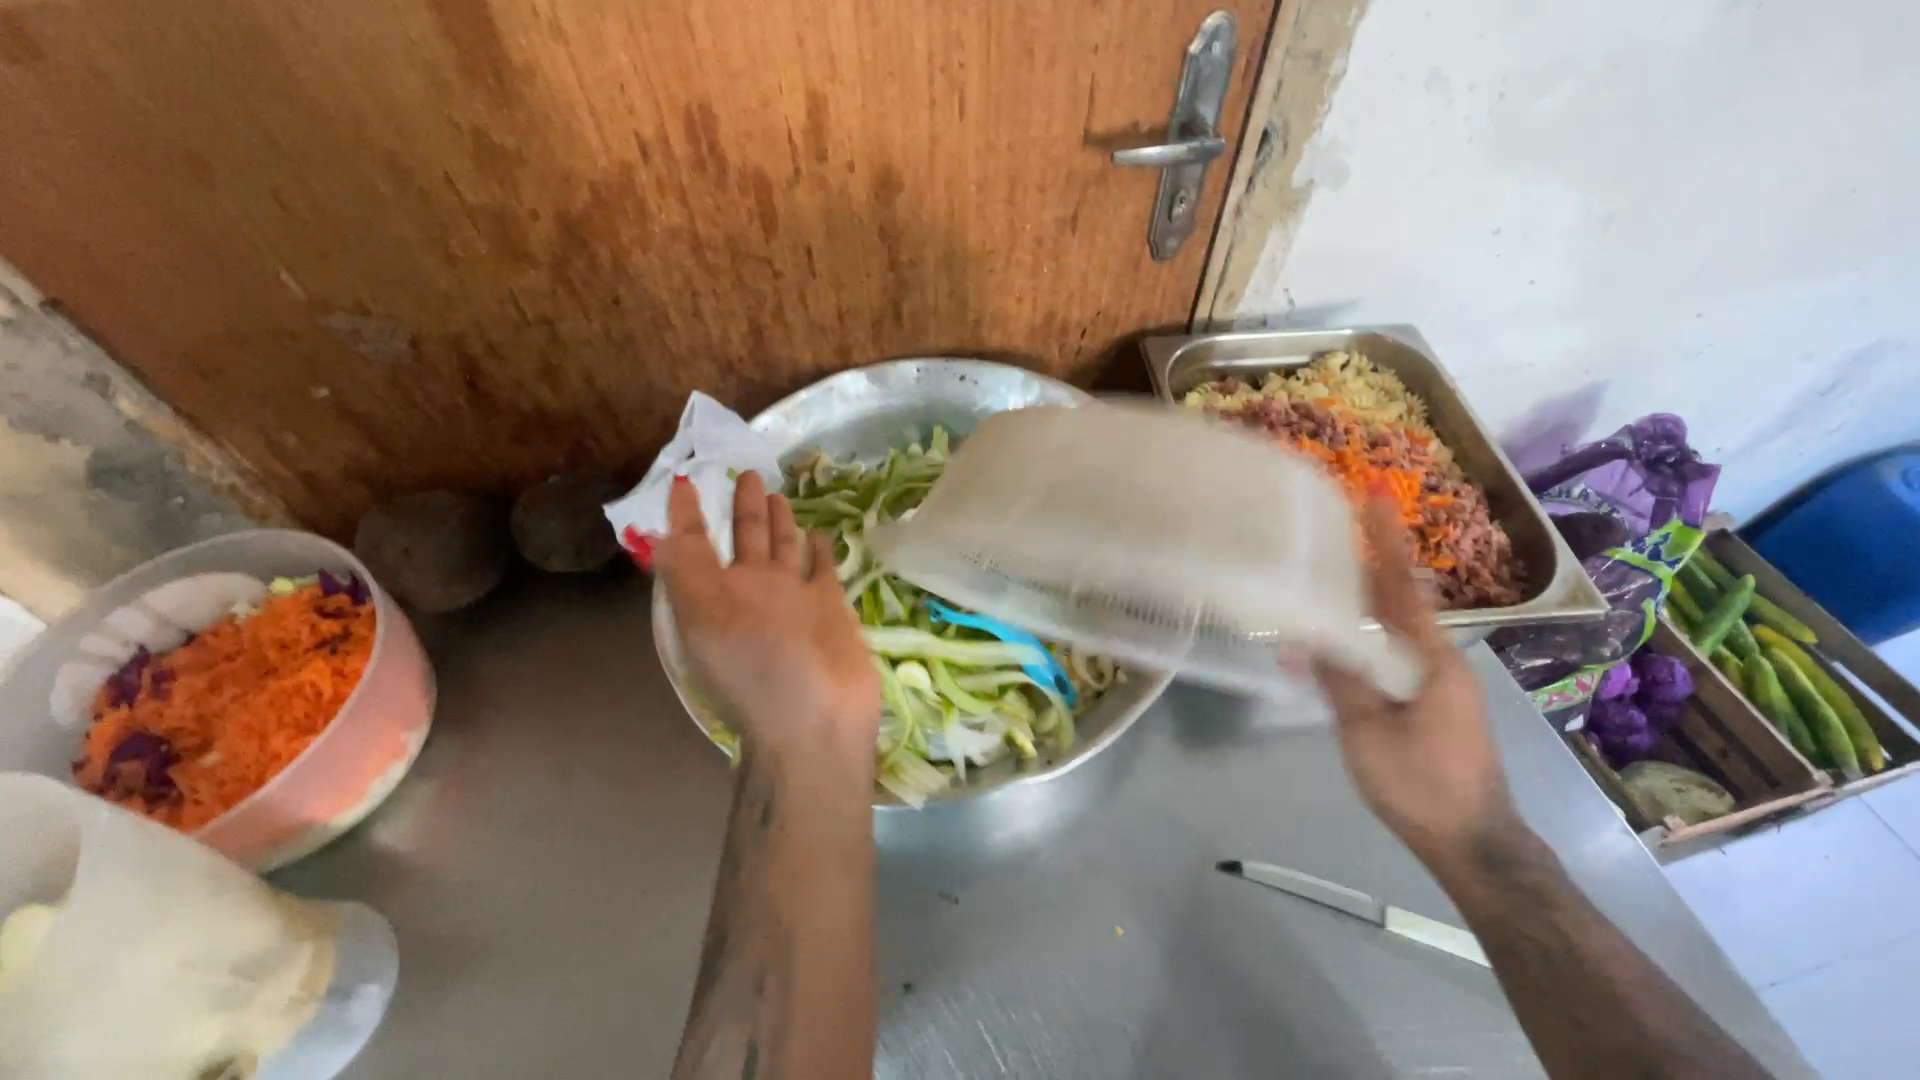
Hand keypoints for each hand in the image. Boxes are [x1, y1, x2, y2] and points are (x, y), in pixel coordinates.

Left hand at [654, 471, 880, 766]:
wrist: (816, 718)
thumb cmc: (756, 666)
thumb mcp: (702, 614)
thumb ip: (684, 566)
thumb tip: (667, 522)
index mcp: (715, 593)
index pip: (694, 544)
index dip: (687, 514)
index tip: (687, 481)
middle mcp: (752, 591)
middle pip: (745, 538)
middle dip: (743, 507)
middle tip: (747, 473)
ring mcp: (793, 599)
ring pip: (783, 549)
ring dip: (779, 523)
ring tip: (776, 494)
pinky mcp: (829, 607)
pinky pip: (821, 570)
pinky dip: (818, 552)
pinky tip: (818, 536)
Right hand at [1314, 498, 1522, 873]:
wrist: (1475, 843)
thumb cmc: (1420, 784)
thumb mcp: (1366, 731)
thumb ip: (1340, 678)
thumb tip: (1309, 635)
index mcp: (1431, 659)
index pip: (1401, 586)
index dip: (1386, 541)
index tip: (1375, 495)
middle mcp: (1444, 661)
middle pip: (1400, 603)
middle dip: (1368, 568)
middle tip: (1330, 539)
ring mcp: (1445, 684)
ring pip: (1398, 632)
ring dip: (1364, 609)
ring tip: (1324, 591)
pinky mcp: (1439, 704)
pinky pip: (1398, 658)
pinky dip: (1369, 643)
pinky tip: (1340, 652)